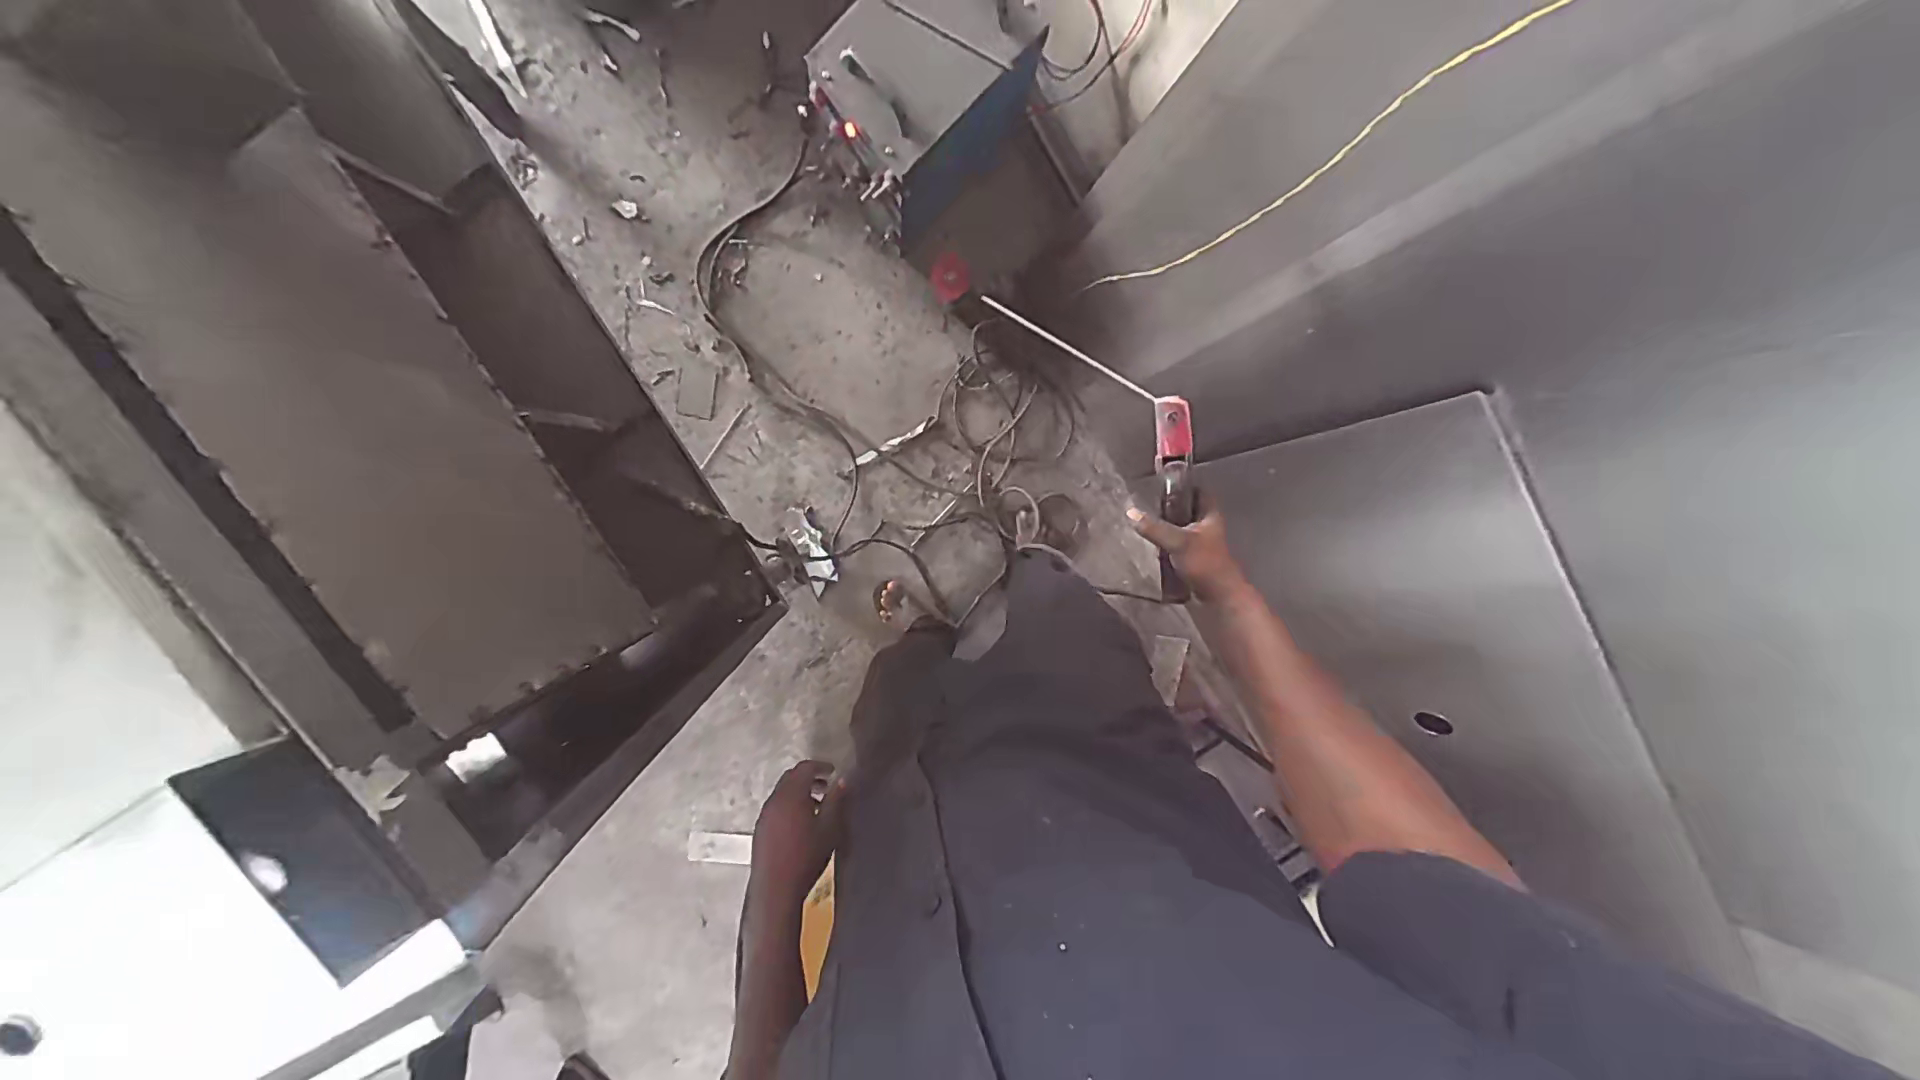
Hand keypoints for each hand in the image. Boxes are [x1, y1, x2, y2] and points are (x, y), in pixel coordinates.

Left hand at [748, 760, 845, 910]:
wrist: (775, 891)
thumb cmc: (806, 857)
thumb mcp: (830, 828)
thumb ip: (837, 801)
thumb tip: (841, 781)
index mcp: (791, 795)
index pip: (804, 768)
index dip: (819, 766)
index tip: (833, 772)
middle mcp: (774, 801)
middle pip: (791, 778)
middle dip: (809, 778)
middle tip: (826, 787)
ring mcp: (764, 816)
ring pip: (782, 793)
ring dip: (799, 793)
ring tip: (817, 807)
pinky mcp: (760, 831)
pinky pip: (776, 807)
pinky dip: (789, 805)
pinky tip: (801, 824)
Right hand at [1127, 493, 1248, 602]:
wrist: (1219, 597)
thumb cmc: (1205, 563)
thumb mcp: (1178, 541)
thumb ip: (1154, 527)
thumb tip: (1130, 512)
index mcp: (1210, 515)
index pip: (1198, 491)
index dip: (1183, 485)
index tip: (1162, 485)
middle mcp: (1207, 526)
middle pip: (1186, 510)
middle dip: (1168, 509)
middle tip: (1146, 506)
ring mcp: (1200, 544)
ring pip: (1180, 529)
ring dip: (1164, 528)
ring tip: (1143, 525)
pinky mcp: (1193, 560)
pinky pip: (1176, 546)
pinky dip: (1164, 545)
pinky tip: (1150, 547)